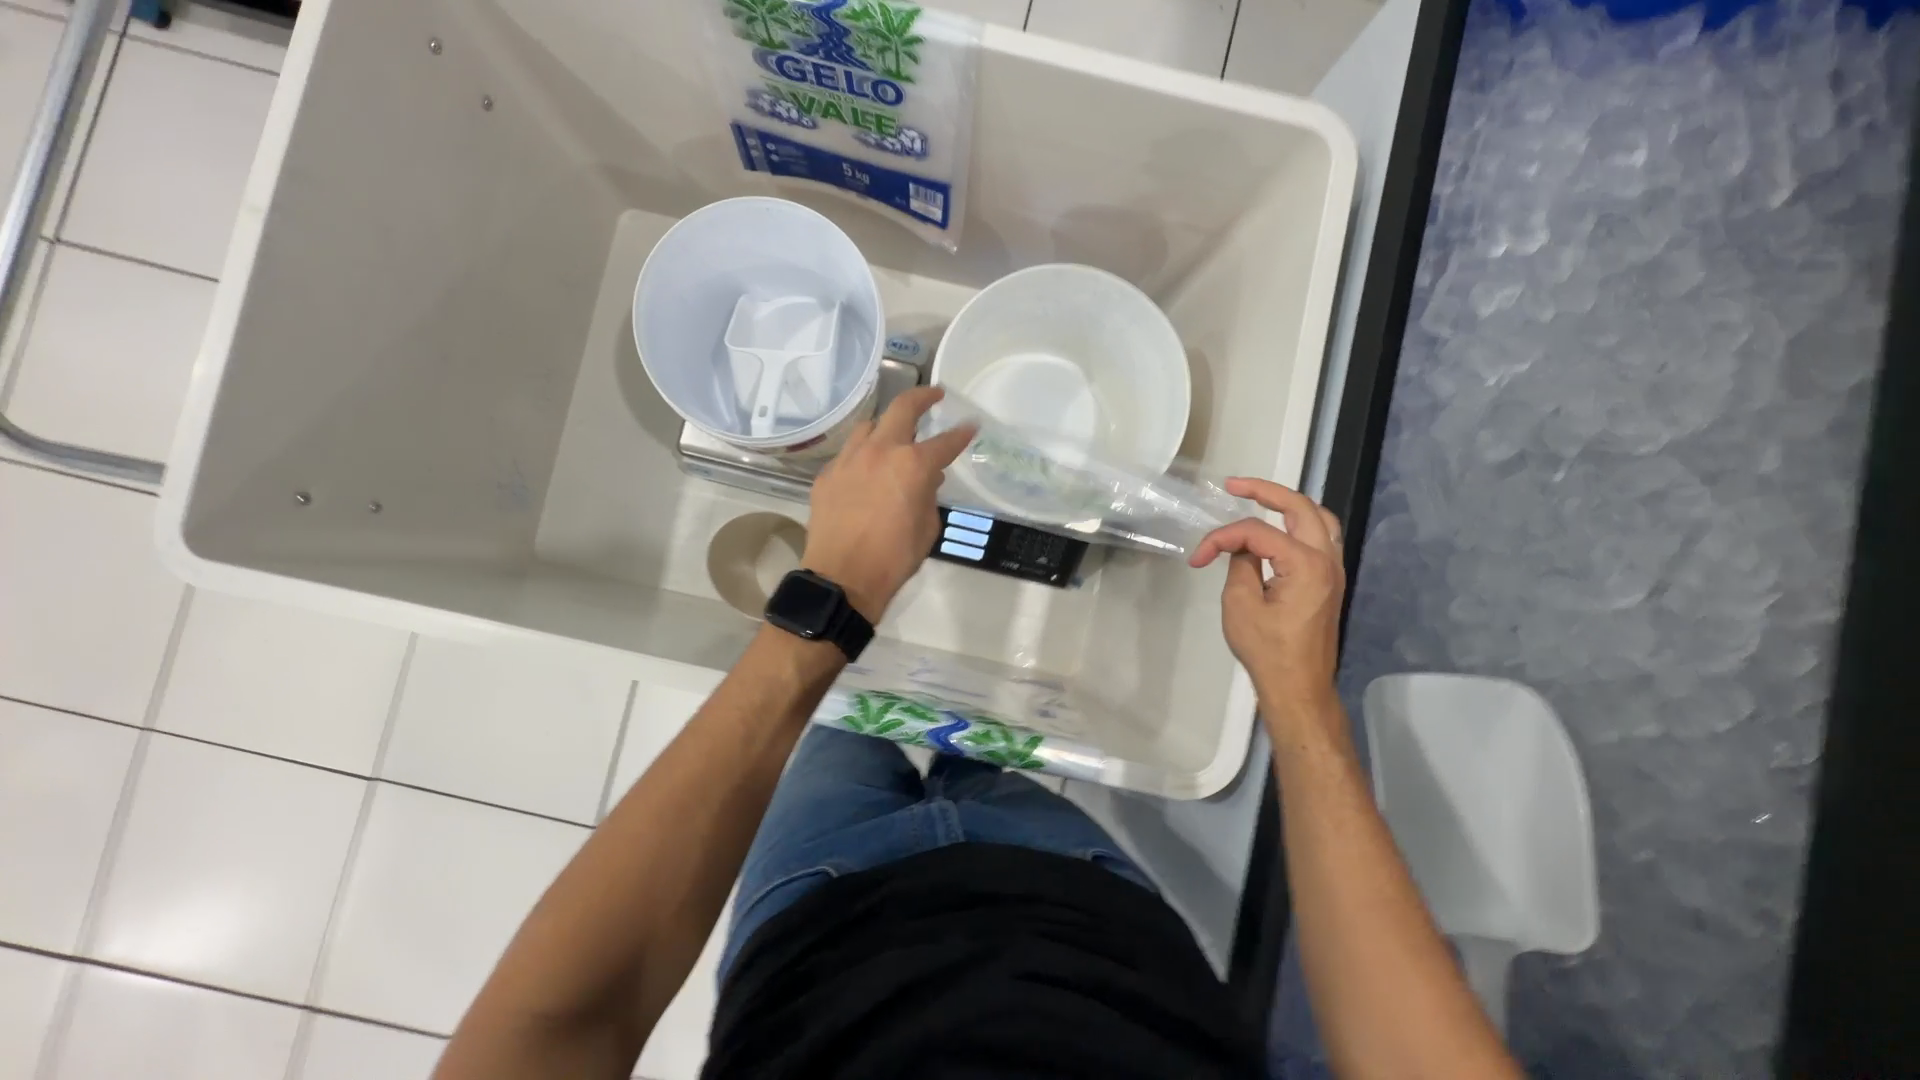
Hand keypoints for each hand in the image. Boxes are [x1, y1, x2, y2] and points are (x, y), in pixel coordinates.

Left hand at [803, 387, 975, 623]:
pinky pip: (848, 454)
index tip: (970, 425)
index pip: (945, 441)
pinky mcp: (827, 475)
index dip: (961, 434)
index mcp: (913, 465)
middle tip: (933, 396)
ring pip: (869, 426)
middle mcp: (880, 451)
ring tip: (894, 434)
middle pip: (902, 408)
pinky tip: (866, 469)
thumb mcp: (927, 528)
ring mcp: (849, 460)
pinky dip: (862, 455)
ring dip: (885, 425)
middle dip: (922, 397)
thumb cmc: (894, 558)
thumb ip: (929, 496)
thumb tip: (927, 479)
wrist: (842, 578)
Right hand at [1189, 478, 1346, 719]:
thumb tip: (1242, 548)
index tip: (1198, 558)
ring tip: (1260, 499)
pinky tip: (1279, 528)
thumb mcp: (1240, 604)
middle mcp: (1327, 560)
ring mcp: (1334, 571)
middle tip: (1234, 486)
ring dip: (1290, 505)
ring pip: (1319, 519)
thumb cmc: (1268, 650)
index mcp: (1306, 564)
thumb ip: (1241, 564)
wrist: (1298, 688)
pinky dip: (1300, 524)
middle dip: (1266, 492)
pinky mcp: (1329, 583)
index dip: (1223, 537)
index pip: (1259, 531)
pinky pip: (1321, 538)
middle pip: (1301, 507)